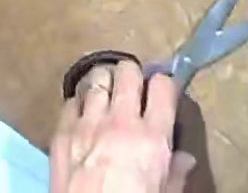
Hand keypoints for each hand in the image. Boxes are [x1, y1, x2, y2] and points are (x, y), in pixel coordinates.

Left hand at [50, 59, 195, 192]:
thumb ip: (175, 176)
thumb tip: (186, 158)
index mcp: (151, 139)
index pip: (163, 85)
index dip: (164, 86)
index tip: (163, 94)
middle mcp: (120, 122)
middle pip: (128, 70)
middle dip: (132, 76)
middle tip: (133, 93)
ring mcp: (88, 125)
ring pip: (97, 78)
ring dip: (104, 86)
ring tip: (107, 99)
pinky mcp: (62, 135)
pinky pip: (70, 102)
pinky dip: (78, 106)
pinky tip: (83, 119)